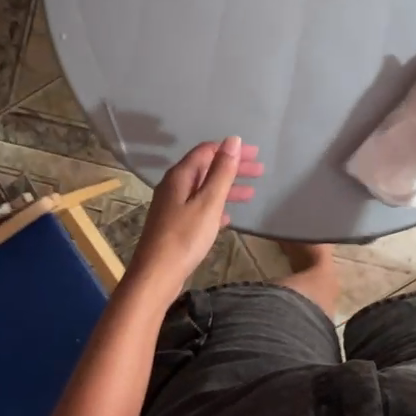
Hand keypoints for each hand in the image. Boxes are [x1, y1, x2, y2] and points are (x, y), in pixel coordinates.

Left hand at [129, 137, 262, 291]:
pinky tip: (229, 217)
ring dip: (228, 188)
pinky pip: (200, 207)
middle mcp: (174, 186)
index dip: (231, 150)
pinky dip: (217, 206)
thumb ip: (222, 172)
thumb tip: (232, 140)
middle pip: (206, 169)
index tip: (255, 153)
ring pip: (204, 189)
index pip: (207, 151)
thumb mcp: (209, 202)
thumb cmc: (185, 237)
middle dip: (233, 168)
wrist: (156, 275)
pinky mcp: (175, 224)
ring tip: (251, 194)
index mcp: (180, 176)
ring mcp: (173, 206)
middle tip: (260, 170)